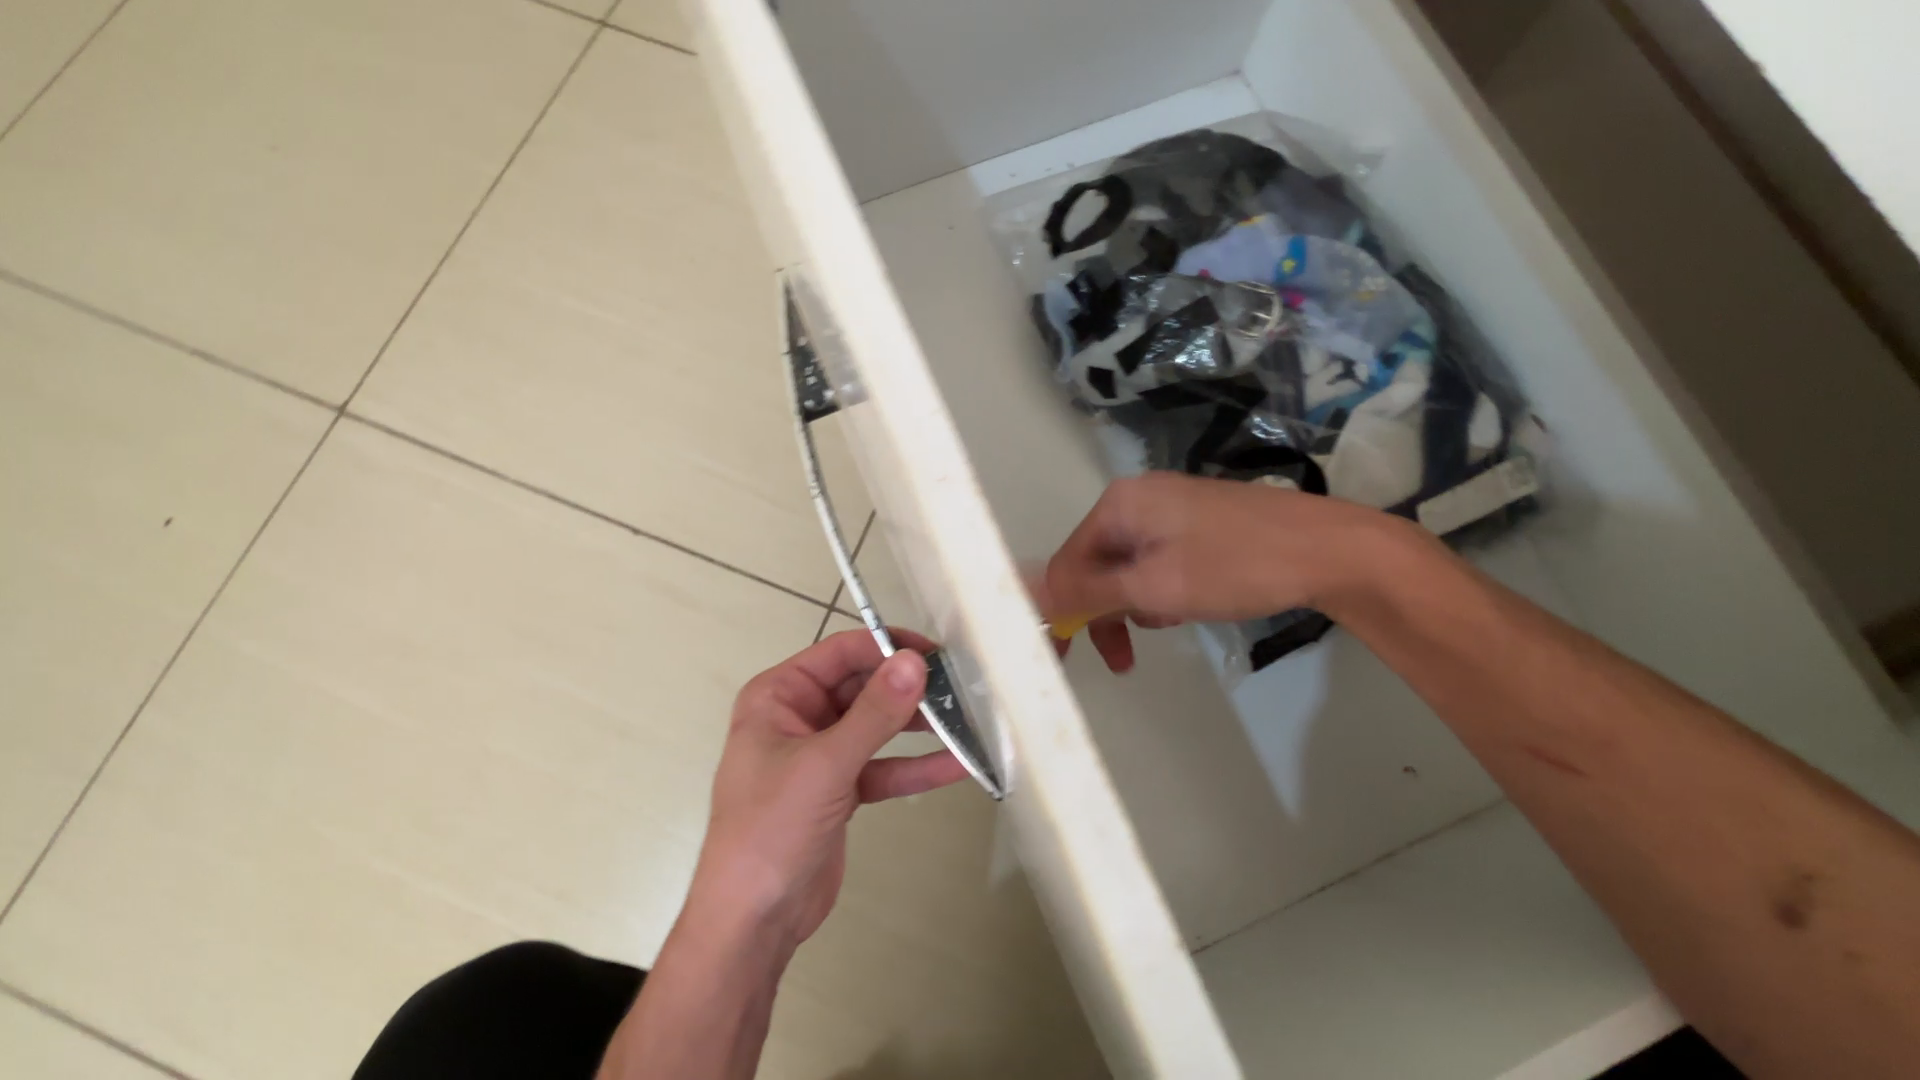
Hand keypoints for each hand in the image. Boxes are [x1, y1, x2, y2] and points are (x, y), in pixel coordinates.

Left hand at [690, 629, 968, 950]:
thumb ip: (875, 713)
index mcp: (778, 696)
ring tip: (968, 722)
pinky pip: (884, 768)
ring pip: (878, 728)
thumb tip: (916, 661)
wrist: (753, 919)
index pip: (841, 653)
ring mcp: (821, 756)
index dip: (888, 648)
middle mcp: (799, 717)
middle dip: (910, 690)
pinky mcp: (841, 792)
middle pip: (863, 688)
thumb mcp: (825, 765)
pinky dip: (917, 768)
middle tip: (962, 689)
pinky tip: (958, 766)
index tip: (938, 655)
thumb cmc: (772, 828)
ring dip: (919, 728)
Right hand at [1043, 471, 1420, 671]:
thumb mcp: (1154, 586)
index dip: (1060, 611)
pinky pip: (1158, 561)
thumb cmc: (1236, 567)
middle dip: (1105, 613)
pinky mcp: (1198, 522)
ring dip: (1137, 605)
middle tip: (1121, 661)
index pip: (1066, 563)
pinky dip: (1163, 590)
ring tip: (1169, 623)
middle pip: (1096, 565)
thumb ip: (1087, 592)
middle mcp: (1138, 499)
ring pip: (1129, 568)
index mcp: (1120, 505)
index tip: (1063, 658)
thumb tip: (1026, 592)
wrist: (1330, 550)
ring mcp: (1171, 508)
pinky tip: (1188, 607)